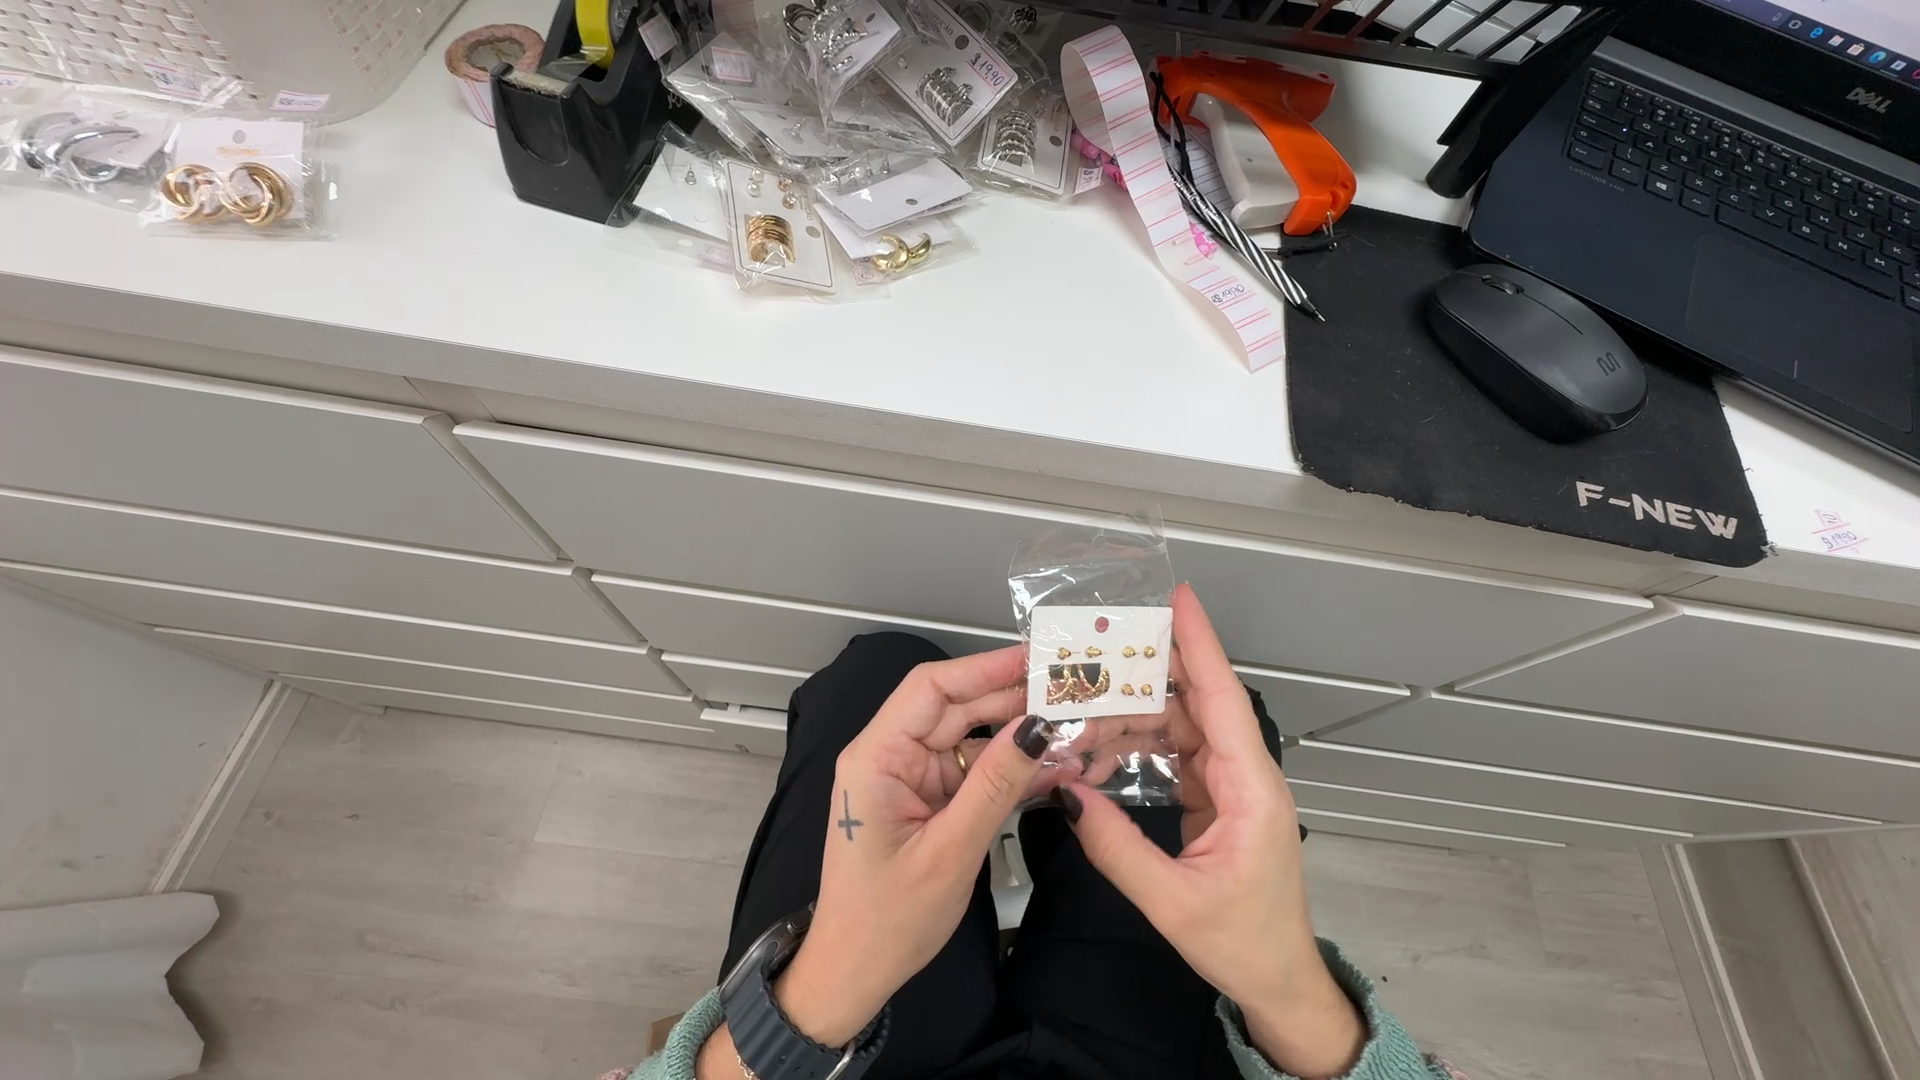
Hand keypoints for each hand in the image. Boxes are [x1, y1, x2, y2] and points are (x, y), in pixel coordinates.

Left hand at [774, 646, 1055, 1046]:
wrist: (855, 973)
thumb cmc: (888, 918)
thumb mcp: (949, 851)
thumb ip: (995, 786)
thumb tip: (1036, 726)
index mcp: (877, 756)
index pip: (931, 689)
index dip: (984, 667)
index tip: (1034, 658)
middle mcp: (891, 756)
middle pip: (955, 709)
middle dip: (1011, 699)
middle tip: (1069, 692)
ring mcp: (912, 778)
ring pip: (971, 740)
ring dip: (1018, 737)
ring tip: (1073, 728)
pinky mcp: (929, 800)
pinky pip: (974, 773)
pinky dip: (1011, 771)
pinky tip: (1054, 768)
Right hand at [1054, 585, 1365, 1079]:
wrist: (1279, 983)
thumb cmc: (1244, 944)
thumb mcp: (1174, 902)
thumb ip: (1117, 848)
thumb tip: (1066, 795)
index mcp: (1251, 788)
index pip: (1223, 699)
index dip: (1200, 645)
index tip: (1178, 598)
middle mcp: (1244, 774)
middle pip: (1193, 704)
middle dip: (1143, 677)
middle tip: (1093, 653)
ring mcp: (1229, 784)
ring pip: (1177, 726)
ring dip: (1130, 716)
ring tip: (1079, 711)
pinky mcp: (1214, 798)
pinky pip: (1171, 753)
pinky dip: (1135, 746)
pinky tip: (1097, 748)